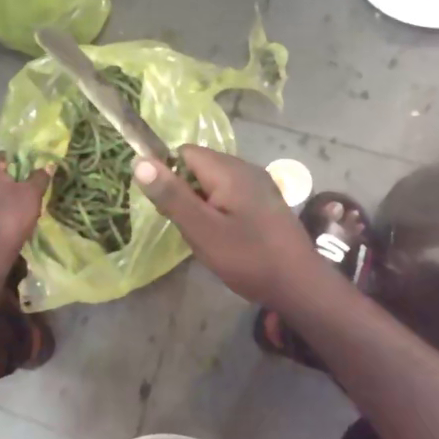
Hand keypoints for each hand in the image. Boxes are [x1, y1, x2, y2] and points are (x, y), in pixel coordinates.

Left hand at [0, 153, 49, 261]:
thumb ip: (40, 176)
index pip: (4, 155)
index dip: (20, 159)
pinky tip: (13, 212)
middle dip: (14, 176)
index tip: (32, 168)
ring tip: (24, 199)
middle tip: (30, 183)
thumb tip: (47, 165)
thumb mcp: (33, 192)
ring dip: (8, 191)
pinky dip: (2, 203)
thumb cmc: (13, 214)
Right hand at [133, 146, 316, 306]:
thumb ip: (171, 195)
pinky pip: (230, 193)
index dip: (168, 175)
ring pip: (213, 181)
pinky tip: (224, 235)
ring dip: (201, 203)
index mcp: (229, 170)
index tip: (168, 207)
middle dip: (185, 191)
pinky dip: (218, 209)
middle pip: (199, 165)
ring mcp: (259, 184)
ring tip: (205, 234)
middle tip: (188, 226)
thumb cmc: (247, 257)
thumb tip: (138, 161)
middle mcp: (246, 168)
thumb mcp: (201, 229)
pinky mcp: (265, 201)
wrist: (299, 285)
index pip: (184, 152)